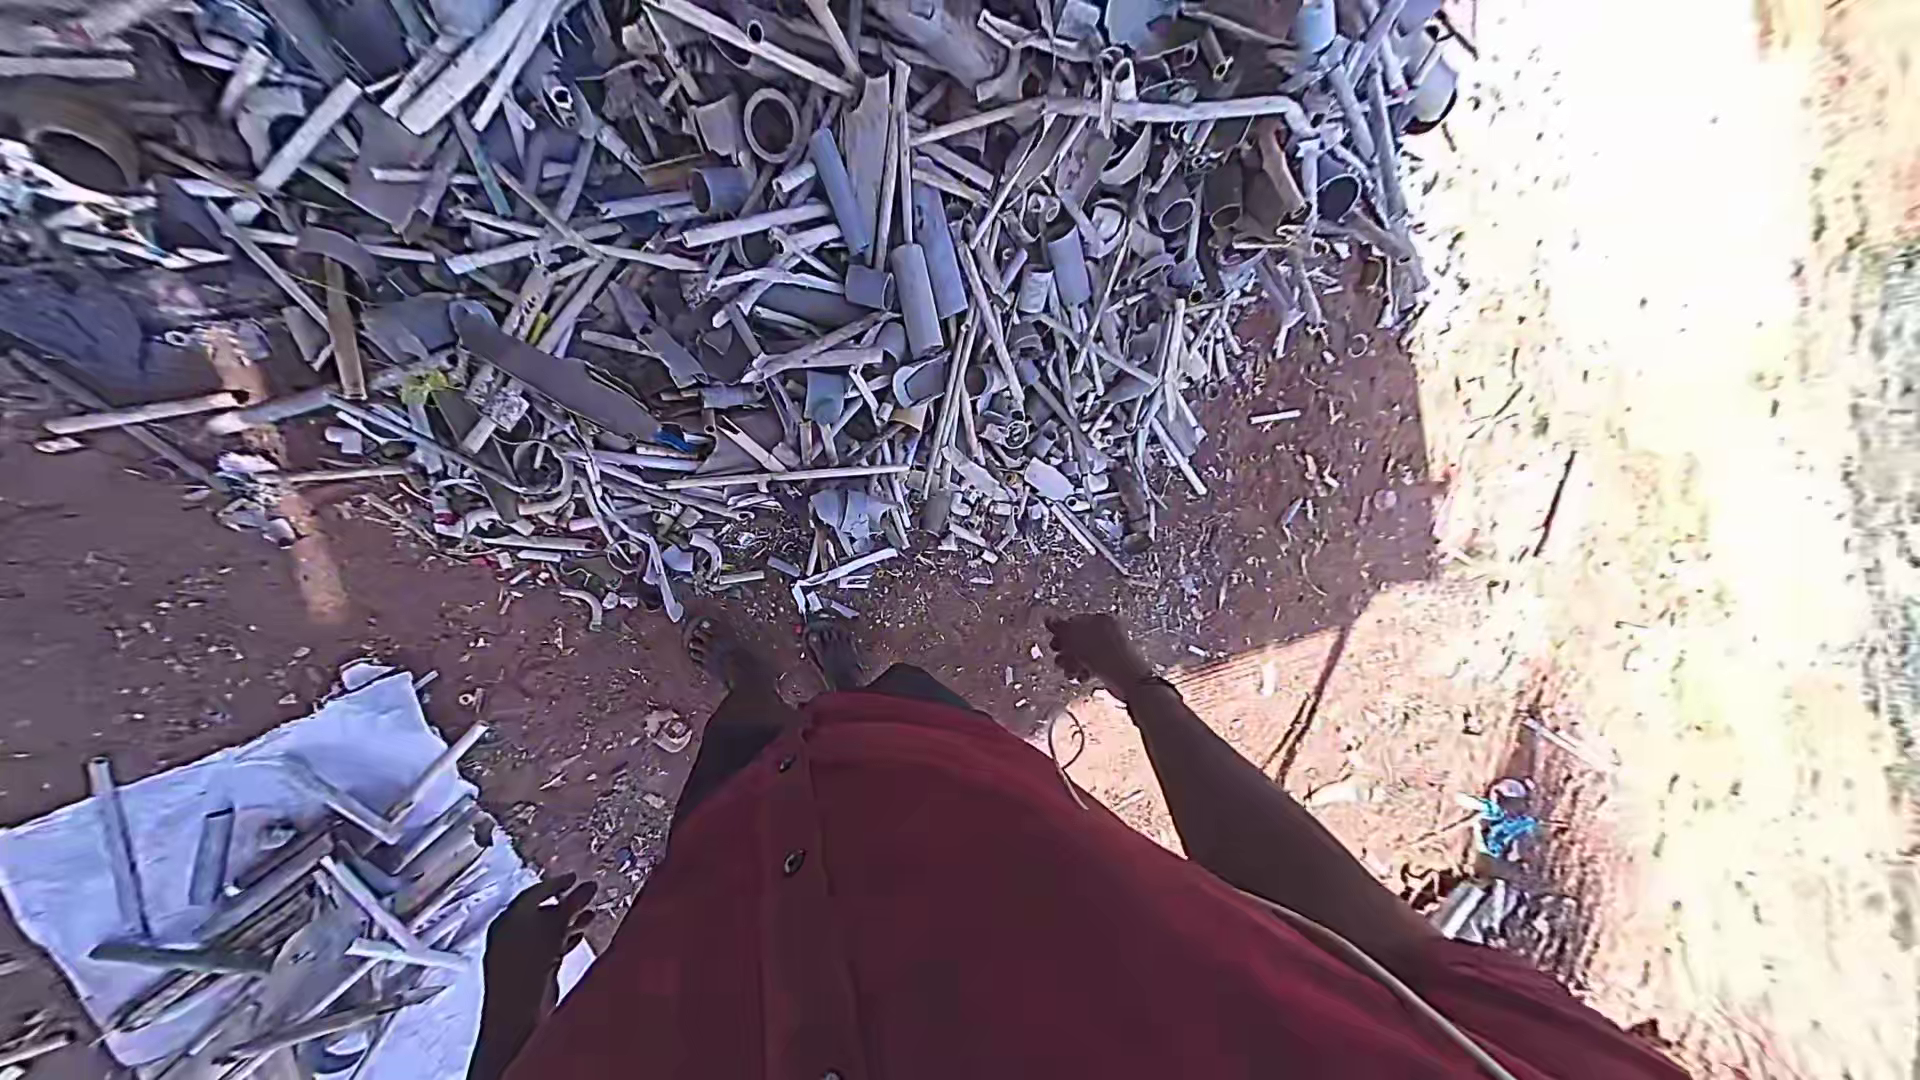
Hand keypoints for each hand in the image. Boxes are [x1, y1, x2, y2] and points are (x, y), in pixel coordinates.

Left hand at [483, 872, 596, 1020]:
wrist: (517, 1011)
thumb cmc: (532, 962)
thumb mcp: (556, 926)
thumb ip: (573, 904)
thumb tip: (590, 885)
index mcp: (508, 919)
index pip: (534, 893)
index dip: (556, 883)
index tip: (575, 878)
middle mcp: (507, 935)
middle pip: (540, 911)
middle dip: (565, 904)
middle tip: (586, 895)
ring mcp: (515, 955)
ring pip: (545, 930)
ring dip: (567, 921)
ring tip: (589, 915)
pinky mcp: (525, 971)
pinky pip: (546, 946)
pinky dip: (563, 938)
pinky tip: (579, 936)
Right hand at [1045, 613, 1154, 697]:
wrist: (1127, 677)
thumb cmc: (1100, 653)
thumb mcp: (1075, 638)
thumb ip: (1060, 628)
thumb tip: (1047, 618)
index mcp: (1100, 618)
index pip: (1075, 621)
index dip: (1062, 633)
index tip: (1055, 644)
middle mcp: (1107, 630)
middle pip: (1078, 638)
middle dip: (1066, 651)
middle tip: (1060, 660)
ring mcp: (1111, 648)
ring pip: (1084, 653)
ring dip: (1073, 663)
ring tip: (1069, 672)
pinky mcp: (1113, 665)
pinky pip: (1093, 664)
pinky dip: (1085, 670)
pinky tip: (1081, 677)